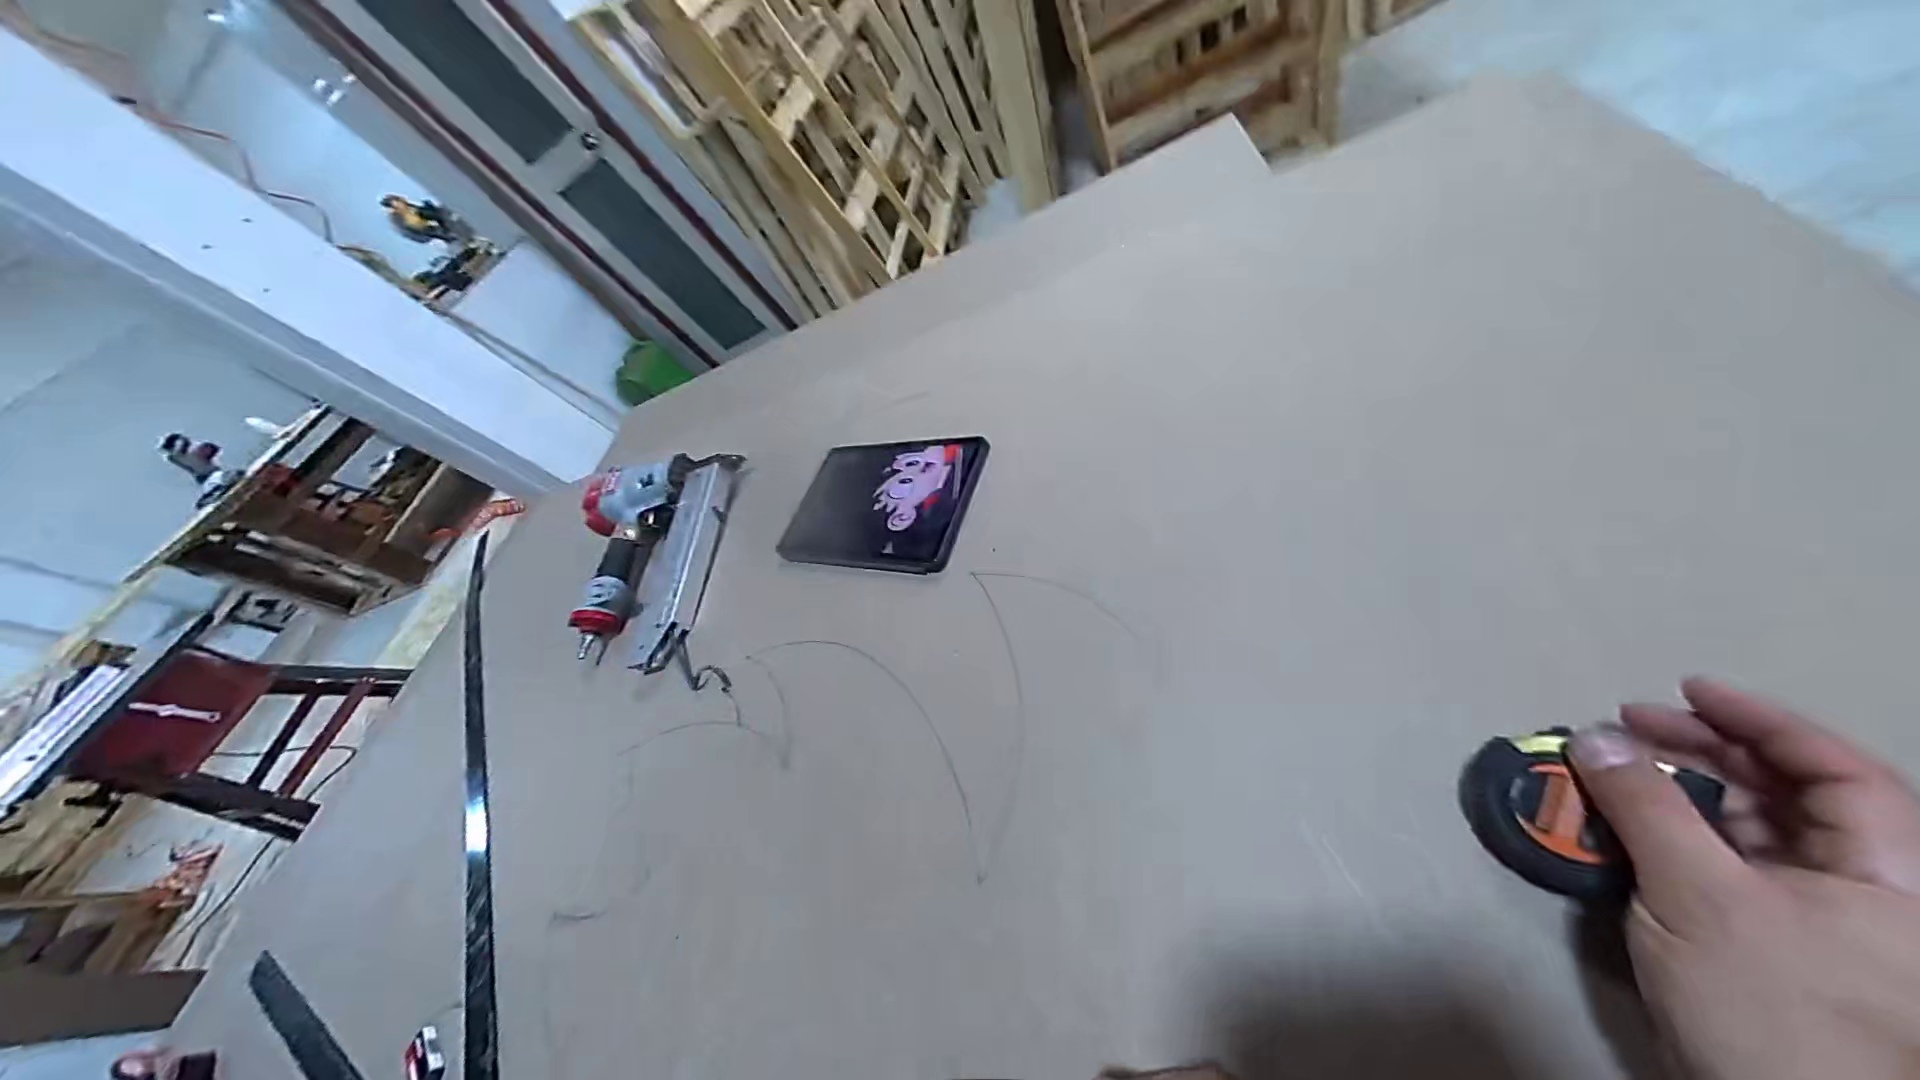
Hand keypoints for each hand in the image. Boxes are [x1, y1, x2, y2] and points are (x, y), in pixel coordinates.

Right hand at [1568, 678, 1919, 1079]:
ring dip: (1677, 785)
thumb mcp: (1697, 894)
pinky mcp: (1759, 928)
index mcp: (1886, 876)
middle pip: (1787, 790)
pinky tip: (1621, 816)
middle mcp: (1859, 885)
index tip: (1687, 688)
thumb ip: (1646, 808)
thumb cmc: (1768, 999)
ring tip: (1611, 764)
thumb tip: (1593, 736)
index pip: (1840, 773)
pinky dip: (1666, 825)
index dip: (1765, 721)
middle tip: (1626, 722)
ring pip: (1747, 822)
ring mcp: (1808, 909)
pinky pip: (1715, 854)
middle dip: (1705, 747)